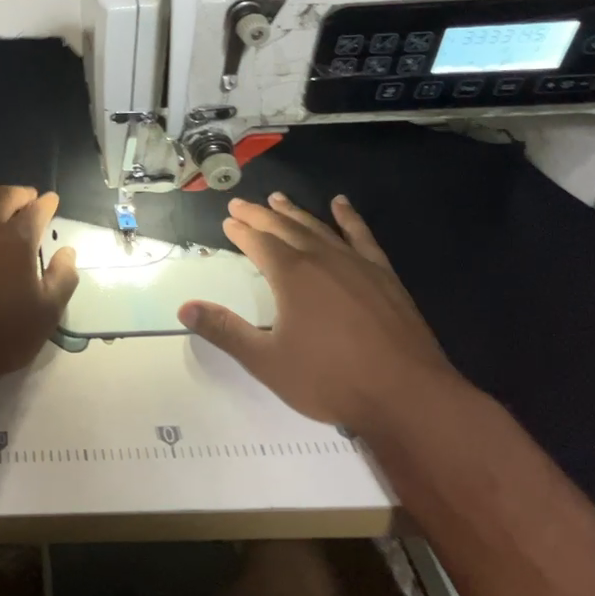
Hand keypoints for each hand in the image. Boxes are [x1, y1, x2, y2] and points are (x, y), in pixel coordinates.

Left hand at [0, 186, 78, 393]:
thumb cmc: (0, 334)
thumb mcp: (47, 313)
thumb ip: (63, 278)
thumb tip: (67, 251)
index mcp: (17, 239)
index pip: (36, 210)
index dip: (47, 204)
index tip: (52, 201)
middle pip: (5, 195)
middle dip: (21, 193)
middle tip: (30, 198)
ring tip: (0, 199)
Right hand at [179, 193, 459, 432]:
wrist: (409, 396)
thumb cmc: (331, 380)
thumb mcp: (267, 361)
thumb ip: (225, 331)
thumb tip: (185, 307)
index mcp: (291, 275)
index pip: (258, 243)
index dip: (240, 231)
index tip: (227, 222)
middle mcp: (322, 259)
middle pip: (285, 228)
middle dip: (260, 215)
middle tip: (241, 204)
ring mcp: (357, 265)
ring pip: (319, 228)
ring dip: (295, 213)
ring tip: (278, 198)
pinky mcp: (384, 277)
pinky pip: (362, 237)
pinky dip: (349, 218)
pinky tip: (342, 205)